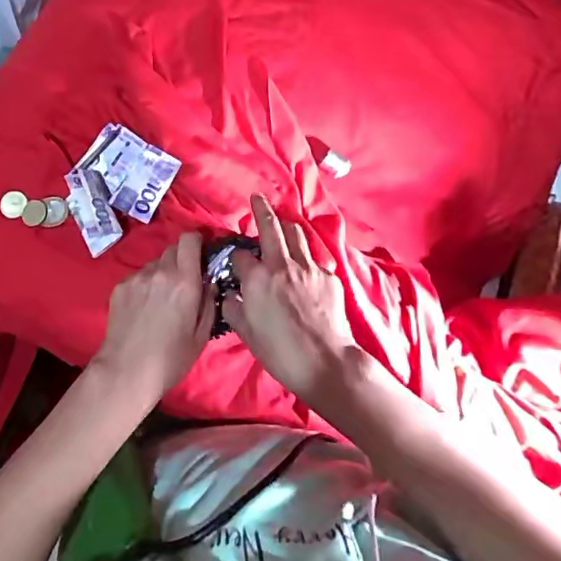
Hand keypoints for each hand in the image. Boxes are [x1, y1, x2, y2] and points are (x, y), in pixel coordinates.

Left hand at [91, 232, 215, 401]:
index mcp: (184, 281)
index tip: (201, 252)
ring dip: (162, 273)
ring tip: (161, 298)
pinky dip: (145, 285)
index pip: (189, 240)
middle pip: (172, 249)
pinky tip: (143, 308)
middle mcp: (160, 272)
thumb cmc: (171, 359)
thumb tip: (209, 282)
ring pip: (154, 264)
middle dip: (181, 259)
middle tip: (184, 280)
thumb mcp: (201, 335)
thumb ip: (209, 302)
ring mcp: (136, 278)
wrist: (126, 371)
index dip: (196, 241)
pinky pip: (138, 277)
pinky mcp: (120, 287)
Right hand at [222, 195, 359, 397]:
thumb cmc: (279, 351)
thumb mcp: (246, 333)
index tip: (235, 265)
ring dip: (286, 227)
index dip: (236, 259)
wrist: (324, 362)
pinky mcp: (329, 276)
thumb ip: (234, 308)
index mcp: (257, 278)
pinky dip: (306, 257)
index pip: (240, 255)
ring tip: (282, 224)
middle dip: (261, 210)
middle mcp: (282, 265)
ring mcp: (309, 268)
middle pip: (271, 227)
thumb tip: (230, 297)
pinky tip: (304, 268)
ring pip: (296, 234)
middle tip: (257, 199)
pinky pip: (314, 258)